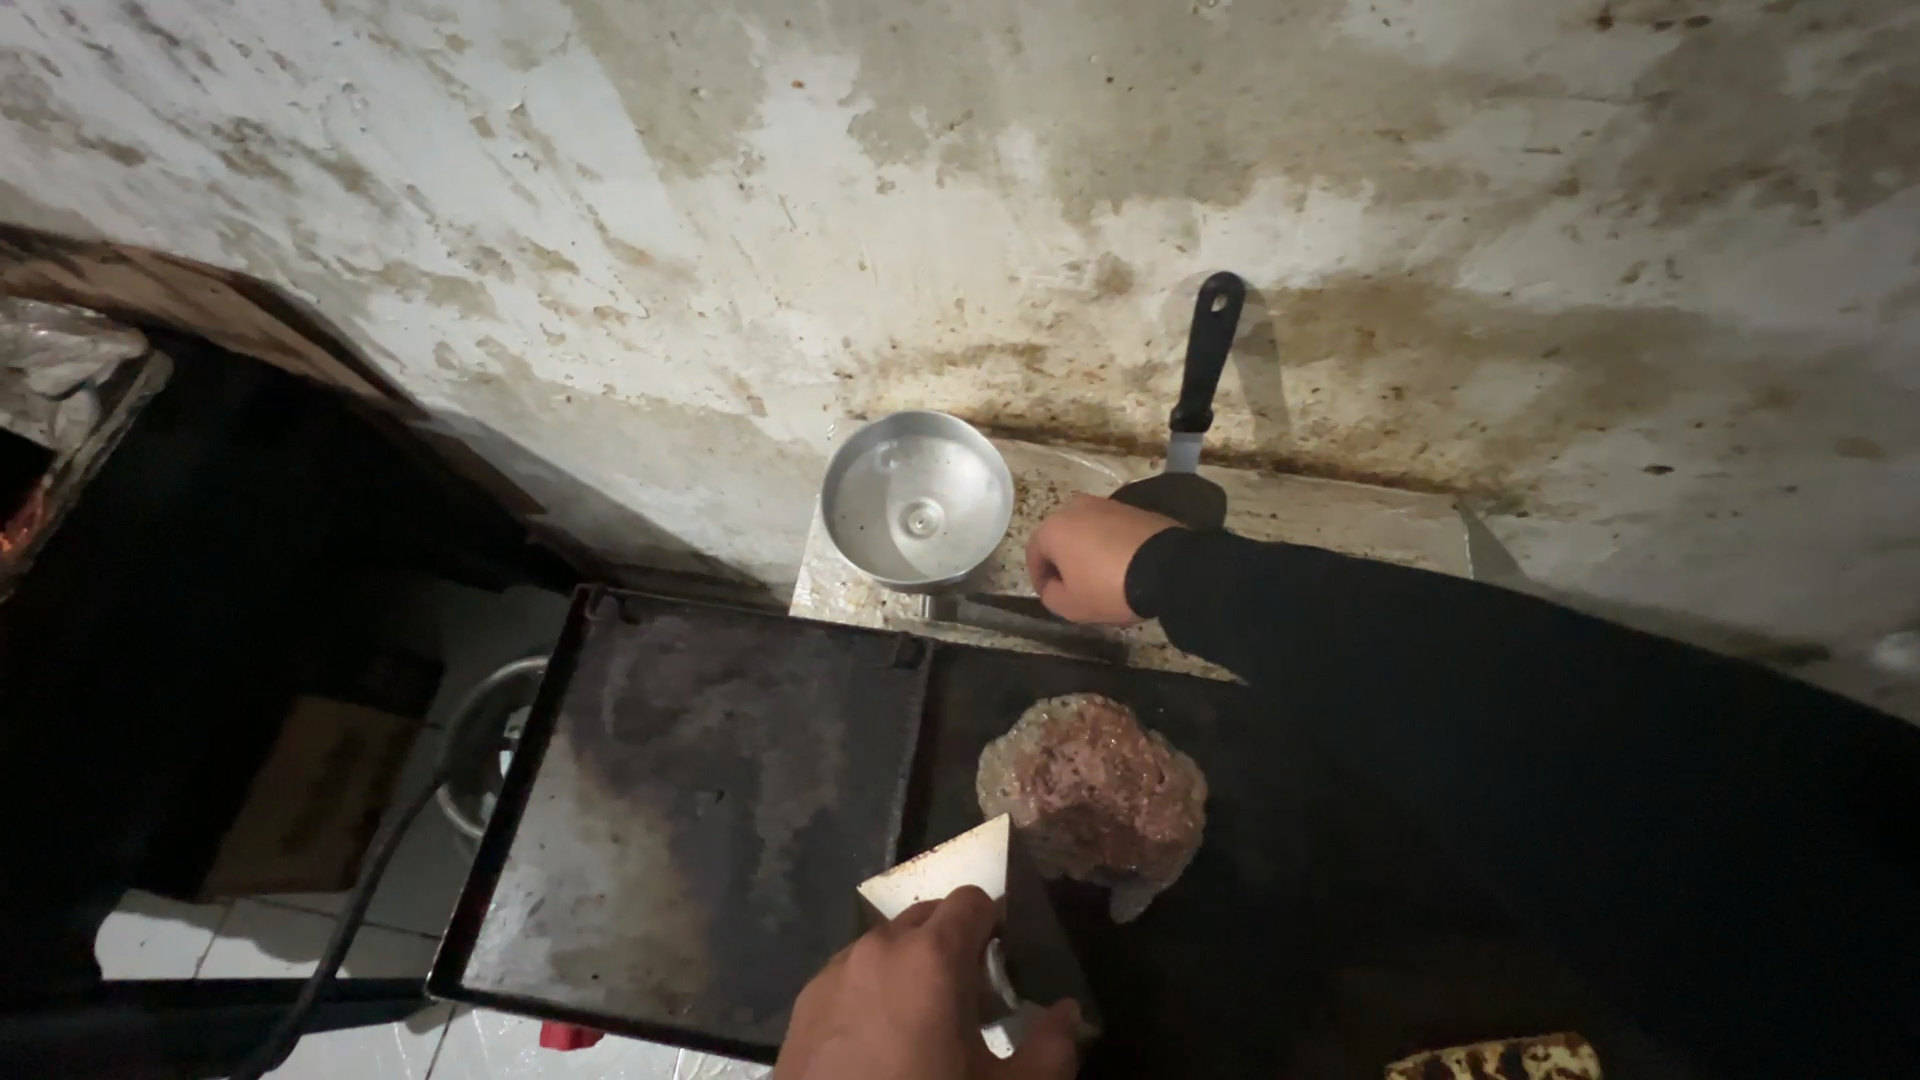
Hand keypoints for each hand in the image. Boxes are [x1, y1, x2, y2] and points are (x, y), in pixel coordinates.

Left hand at [774, 886, 1080, 1079]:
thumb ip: (1051, 1049)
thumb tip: (1067, 1011)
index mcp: (932, 955)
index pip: (972, 900)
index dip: (994, 925)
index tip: (1003, 967)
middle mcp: (881, 946)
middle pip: (929, 916)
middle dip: (954, 946)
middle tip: (969, 1005)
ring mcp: (838, 970)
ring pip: (888, 944)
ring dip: (912, 966)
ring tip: (921, 1028)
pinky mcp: (806, 1000)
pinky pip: (852, 972)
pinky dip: (874, 988)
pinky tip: (878, 1045)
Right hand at [1026, 495, 1183, 623]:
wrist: (1168, 568)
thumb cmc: (1108, 586)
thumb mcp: (1070, 606)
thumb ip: (1051, 595)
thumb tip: (1053, 586)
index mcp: (1053, 528)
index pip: (1034, 554)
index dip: (1039, 578)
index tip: (1049, 595)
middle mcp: (1076, 508)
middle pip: (1061, 538)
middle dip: (1064, 561)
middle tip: (1074, 586)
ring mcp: (1108, 505)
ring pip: (1088, 532)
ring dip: (1088, 551)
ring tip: (1101, 577)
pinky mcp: (1136, 510)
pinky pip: (1113, 531)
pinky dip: (1112, 546)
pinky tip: (1123, 566)